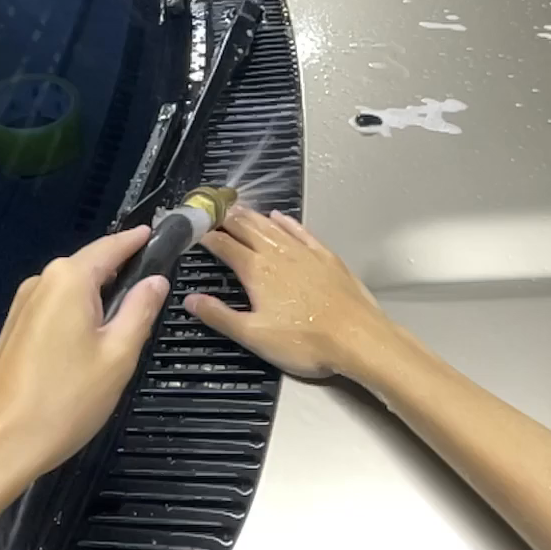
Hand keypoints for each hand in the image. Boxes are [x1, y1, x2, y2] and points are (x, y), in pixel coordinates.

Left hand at [0, 226, 167, 483]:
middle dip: (119, 272)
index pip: (110, 246)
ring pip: (71, 288)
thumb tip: (155, 281)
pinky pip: (55, 307)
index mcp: (68, 278)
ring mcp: (23, 303)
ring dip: (98, 297)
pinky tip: (90, 341)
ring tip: (125, 322)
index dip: (136, 241)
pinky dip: (77, 313)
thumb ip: (140, 311)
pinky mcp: (14, 326)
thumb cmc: (65, 400)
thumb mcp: (117, 356)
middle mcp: (42, 280)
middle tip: (152, 289)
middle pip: (90, 265)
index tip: (157, 233)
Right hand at [184, 208, 398, 378]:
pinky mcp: (325, 256)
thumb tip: (191, 300)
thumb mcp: (254, 336)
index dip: (207, 236)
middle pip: (245, 227)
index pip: (224, 245)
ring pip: (270, 225)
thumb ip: (219, 316)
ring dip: (251, 215)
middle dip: (226, 217)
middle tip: (213, 210)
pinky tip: (279, 217)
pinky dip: (286, 221)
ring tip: (237, 207)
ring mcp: (303, 252)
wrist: (359, 339)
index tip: (195, 231)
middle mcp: (277, 253)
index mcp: (256, 270)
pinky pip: (300, 231)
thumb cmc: (306, 342)